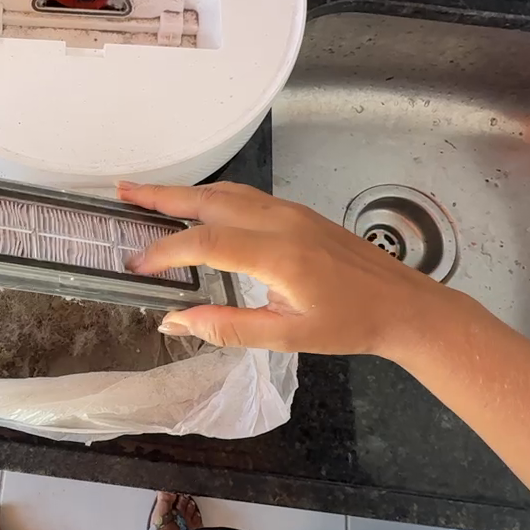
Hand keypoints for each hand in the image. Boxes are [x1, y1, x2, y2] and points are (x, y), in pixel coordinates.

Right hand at [120, 181, 472, 359]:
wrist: (407, 305)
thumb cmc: (350, 325)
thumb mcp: (288, 337)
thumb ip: (227, 328)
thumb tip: (174, 320)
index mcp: (278, 255)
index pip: (205, 244)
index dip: (165, 252)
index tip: (136, 265)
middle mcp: (280, 221)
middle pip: (209, 201)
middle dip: (161, 196)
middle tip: (122, 192)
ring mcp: (290, 211)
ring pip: (225, 193)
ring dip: (182, 192)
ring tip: (146, 194)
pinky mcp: (296, 211)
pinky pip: (243, 196)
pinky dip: (208, 196)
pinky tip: (195, 205)